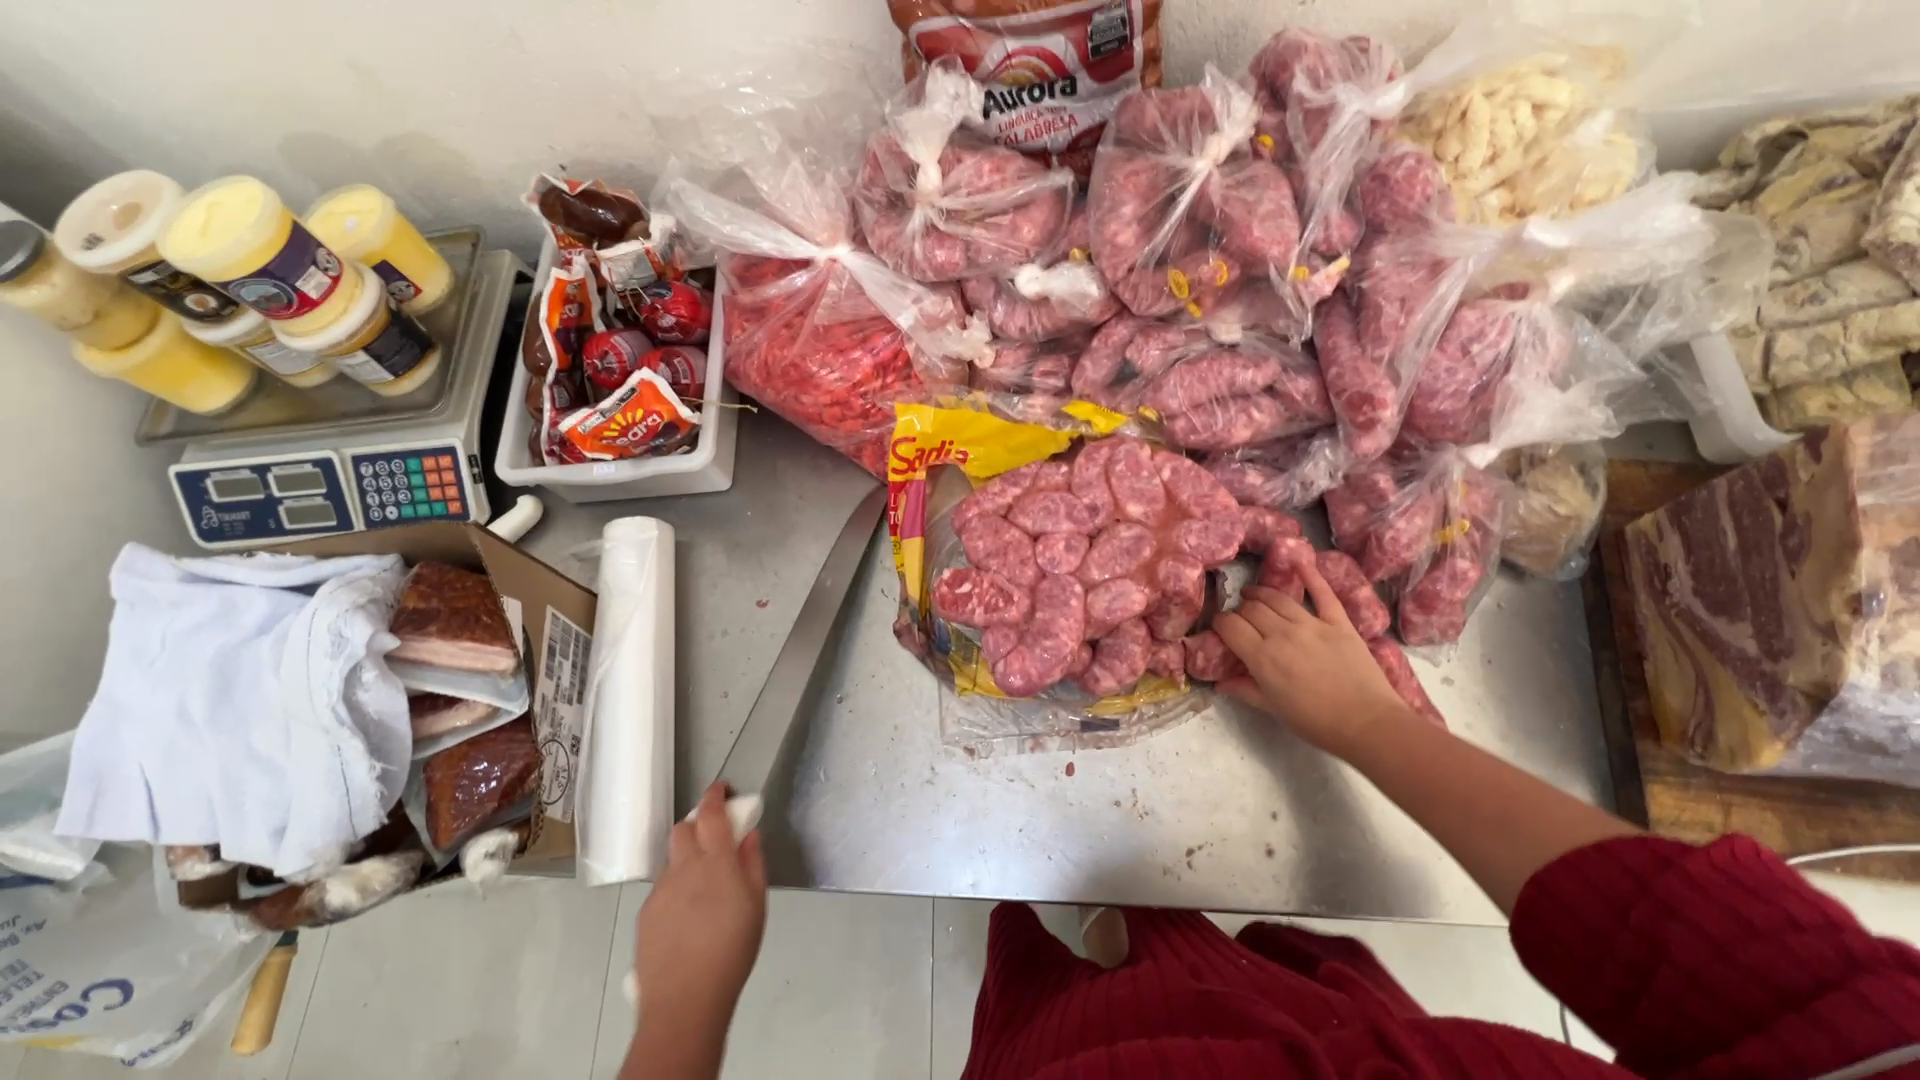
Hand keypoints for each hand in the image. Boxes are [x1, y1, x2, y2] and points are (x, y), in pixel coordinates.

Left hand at [634, 783, 767, 1031]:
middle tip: (716, 839)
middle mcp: (683, 868)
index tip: (720, 788)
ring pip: (673, 861)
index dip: (714, 796)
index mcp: (715, 862)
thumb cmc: (733, 950)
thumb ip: (753, 863)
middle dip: (698, 825)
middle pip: (683, 830)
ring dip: (688, 859)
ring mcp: (660, 890)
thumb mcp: (757, 904)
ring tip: (705, 890)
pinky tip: (689, 918)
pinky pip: (664, 888)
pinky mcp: (646, 913)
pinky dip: (677, 889)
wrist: (685, 999)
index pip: (710, 814)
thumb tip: (749, 835)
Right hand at [1214, 565, 1412, 756]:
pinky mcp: (1339, 622)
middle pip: (1252, 609)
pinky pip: (1322, 593)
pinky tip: (1299, 560)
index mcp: (1262, 657)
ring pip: (1278, 598)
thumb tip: (1220, 684)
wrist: (1368, 723)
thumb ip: (1245, 691)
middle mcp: (1282, 633)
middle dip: (1240, 611)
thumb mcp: (1274, 710)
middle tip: (1240, 618)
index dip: (1220, 624)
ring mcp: (1312, 624)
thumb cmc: (1316, 722)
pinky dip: (1310, 574)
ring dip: (1261, 594)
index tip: (1220, 628)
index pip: (1230, 627)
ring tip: (1253, 594)